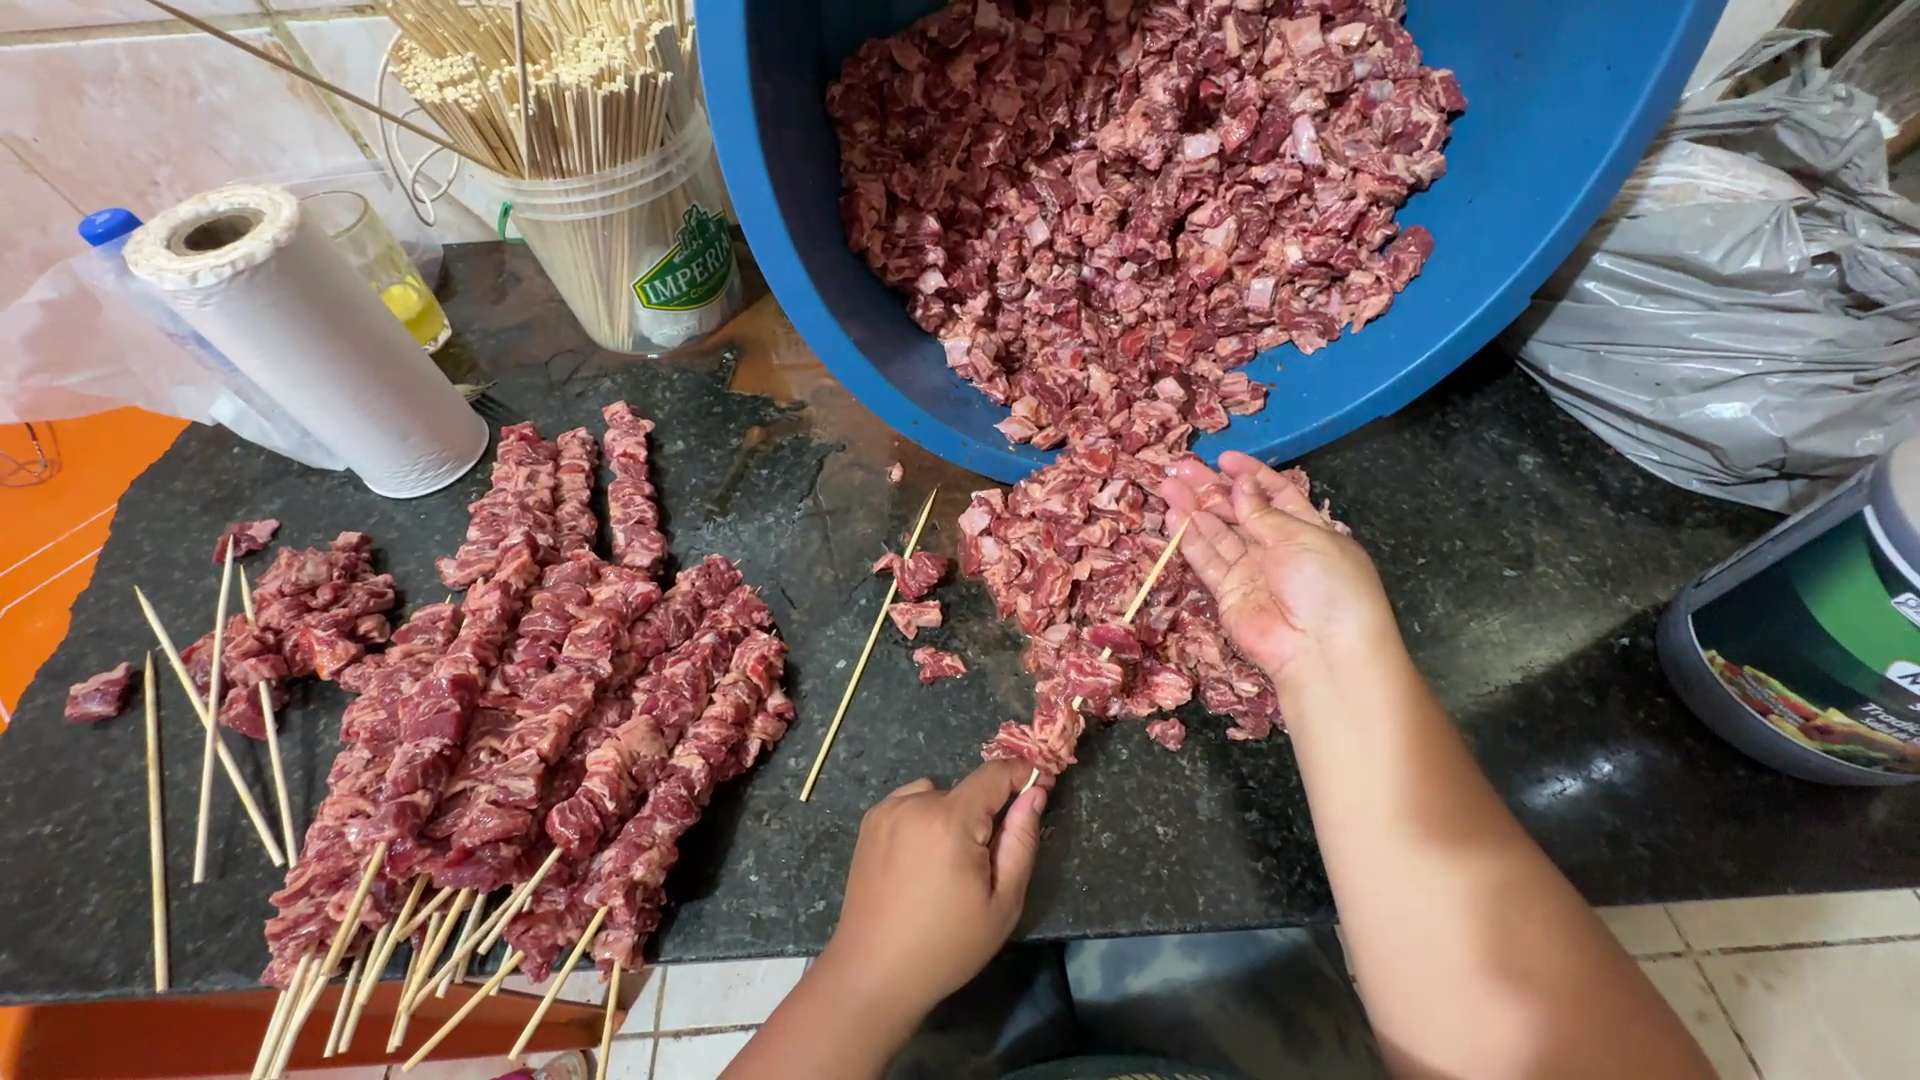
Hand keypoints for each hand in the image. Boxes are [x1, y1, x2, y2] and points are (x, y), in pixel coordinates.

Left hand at [814, 760, 1046, 1020]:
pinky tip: (920, 861)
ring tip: (947, 866)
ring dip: (954, 816)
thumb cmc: (947, 945)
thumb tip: (1035, 793)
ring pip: (939, 796)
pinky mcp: (870, 822)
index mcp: (951, 820)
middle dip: (986, 814)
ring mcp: (888, 810)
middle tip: (986, 864)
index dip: (1023, 774)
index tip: (1042, 787)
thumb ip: (1021, 840)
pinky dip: (925, 818)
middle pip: (968, 790)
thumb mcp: (1003, 902)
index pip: (995, 774)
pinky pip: (911, 803)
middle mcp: (915, 803)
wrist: (873, 973)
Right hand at [1161, 451, 1396, 692]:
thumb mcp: (1301, 536)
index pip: (1275, 495)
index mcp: (1307, 530)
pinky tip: (1174, 517)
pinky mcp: (1227, 593)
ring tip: (1168, 486)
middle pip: (1239, 512)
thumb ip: (1263, 512)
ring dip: (1194, 509)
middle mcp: (1277, 548)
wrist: (1320, 647)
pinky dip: (1189, 539)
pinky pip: (1206, 561)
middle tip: (1181, 469)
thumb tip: (1241, 485)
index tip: (1224, 459)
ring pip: (1217, 533)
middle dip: (1212, 489)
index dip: (1250, 476)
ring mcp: (1251, 571)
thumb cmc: (1326, 583)